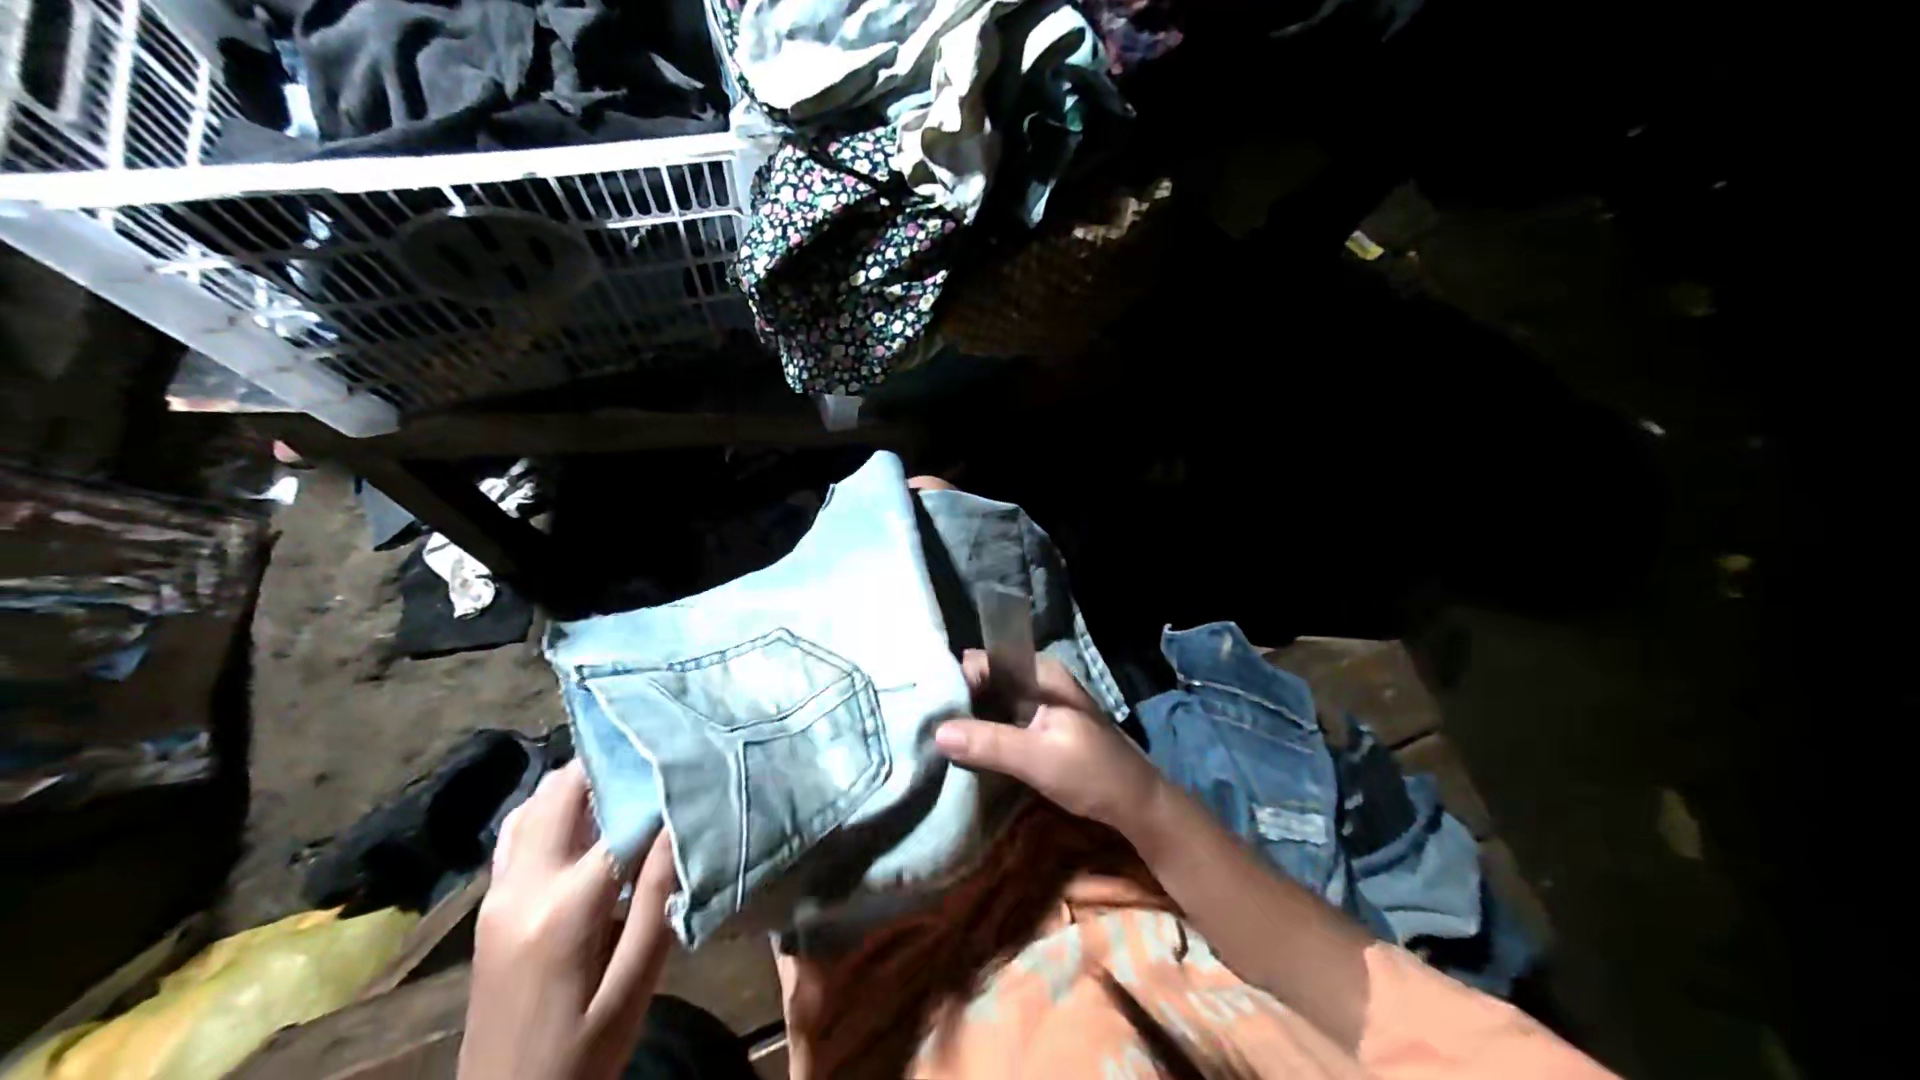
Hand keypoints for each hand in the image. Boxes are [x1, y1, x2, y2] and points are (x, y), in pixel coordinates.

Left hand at [459, 761, 677, 1079]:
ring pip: (532, 807)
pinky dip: (550, 807)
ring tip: (626, 772)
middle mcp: (522, 888)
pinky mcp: (491, 905)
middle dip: (608, 763)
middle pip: (561, 795)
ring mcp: (498, 894)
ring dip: (576, 781)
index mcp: (563, 909)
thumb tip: (678, 826)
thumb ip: (655, 901)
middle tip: (656, 751)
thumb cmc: (581, 1053)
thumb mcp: (633, 987)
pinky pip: (517, 833)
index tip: (688, 760)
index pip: (617, 823)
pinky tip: (583, 812)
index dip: (655, 786)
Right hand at [935, 651, 1170, 834]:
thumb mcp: (1037, 758)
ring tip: (937, 740)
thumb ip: (988, 742)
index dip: (956, 681)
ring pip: (991, 701)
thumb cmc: (1092, 773)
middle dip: (958, 701)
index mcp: (1040, 673)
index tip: (929, 708)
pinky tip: (964, 750)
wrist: (1136, 804)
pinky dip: (983, 731)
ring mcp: (1039, 703)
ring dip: (969, 719)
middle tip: (927, 727)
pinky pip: (1001, 719)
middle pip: (984, 680)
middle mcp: (1037, 679)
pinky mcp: (1038, 726)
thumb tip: (937, 731)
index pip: (983, 661)